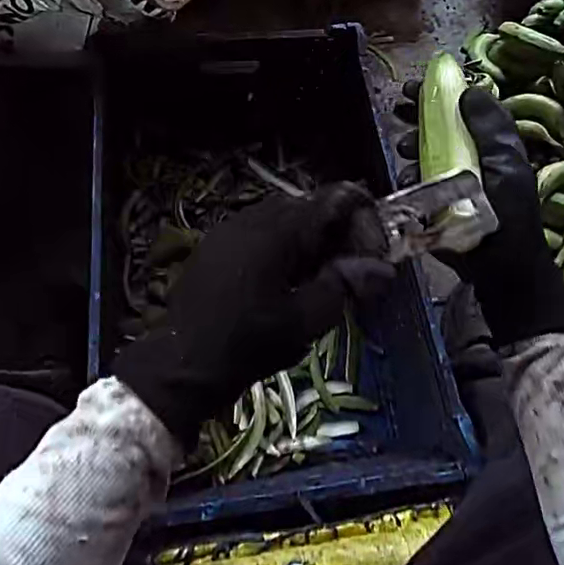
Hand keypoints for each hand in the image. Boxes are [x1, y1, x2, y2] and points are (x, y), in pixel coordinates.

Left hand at [113, 182, 395, 442]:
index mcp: (278, 230)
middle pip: (310, 205)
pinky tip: (285, 278)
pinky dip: (283, 244)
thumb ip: (345, 285)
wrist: (180, 365)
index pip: (335, 199)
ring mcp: (230, 228)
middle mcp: (253, 217)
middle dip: (339, 230)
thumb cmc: (248, 344)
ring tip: (320, 275)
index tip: (373, 256)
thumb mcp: (305, 321)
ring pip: (285, 216)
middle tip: (350, 269)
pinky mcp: (216, 244)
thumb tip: (383, 268)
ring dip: (311, 238)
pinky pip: (260, 229)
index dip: (363, 220)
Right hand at [395, 85, 563, 346]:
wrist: (500, 265)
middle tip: (397, 109)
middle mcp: (470, 155)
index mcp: (491, 144)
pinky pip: (417, 179)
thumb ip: (490, 129)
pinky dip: (409, 173)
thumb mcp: (506, 165)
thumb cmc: (509, 212)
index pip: (463, 109)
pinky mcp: (436, 199)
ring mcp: (451, 177)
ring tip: (403, 148)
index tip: (413, 87)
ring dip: (410, 144)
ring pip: (424, 150)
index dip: (439, 94)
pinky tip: (407, 176)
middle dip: (416, 115)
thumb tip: (471, 90)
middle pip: (439, 126)